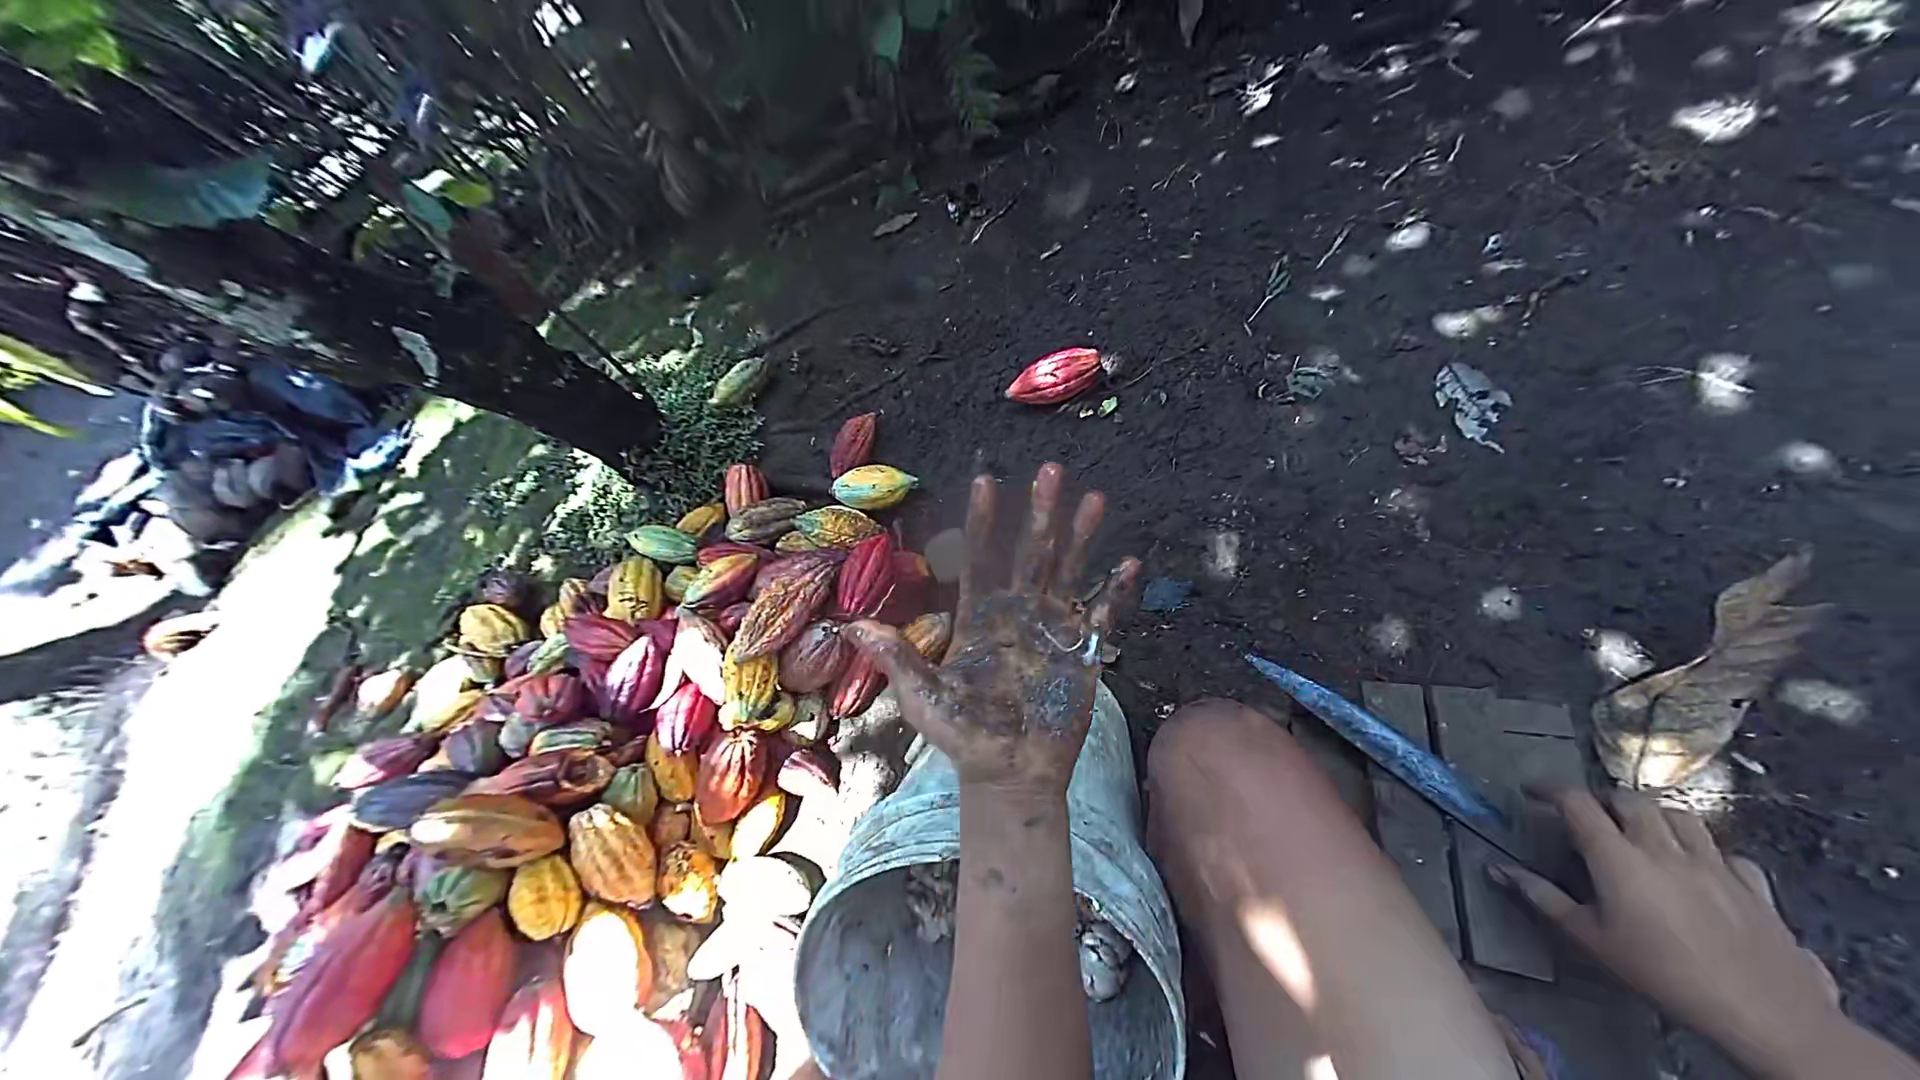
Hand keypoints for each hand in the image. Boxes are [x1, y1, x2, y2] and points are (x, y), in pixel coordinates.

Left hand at [844, 463, 1139, 797]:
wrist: (1008, 774)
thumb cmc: (962, 736)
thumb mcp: (925, 698)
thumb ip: (897, 659)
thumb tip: (853, 624)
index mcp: (979, 618)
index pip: (981, 559)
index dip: (983, 522)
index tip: (987, 481)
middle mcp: (1016, 614)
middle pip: (1030, 554)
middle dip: (1040, 514)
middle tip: (1051, 471)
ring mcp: (1051, 629)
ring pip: (1067, 573)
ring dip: (1080, 537)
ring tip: (1094, 499)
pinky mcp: (1080, 652)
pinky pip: (1100, 616)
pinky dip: (1115, 591)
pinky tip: (1129, 563)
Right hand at [1495, 788, 1842, 1073]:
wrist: (1767, 1016)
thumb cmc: (1662, 974)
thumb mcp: (1589, 939)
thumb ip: (1542, 897)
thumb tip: (1497, 869)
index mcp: (1618, 856)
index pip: (1576, 802)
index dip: (1549, 789)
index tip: (1532, 792)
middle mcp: (1664, 849)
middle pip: (1630, 799)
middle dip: (1602, 798)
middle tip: (1586, 812)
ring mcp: (1715, 866)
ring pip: (1680, 815)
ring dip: (1653, 814)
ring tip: (1639, 828)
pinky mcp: (1754, 888)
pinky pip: (1727, 853)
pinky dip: (1706, 850)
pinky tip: (1700, 867)